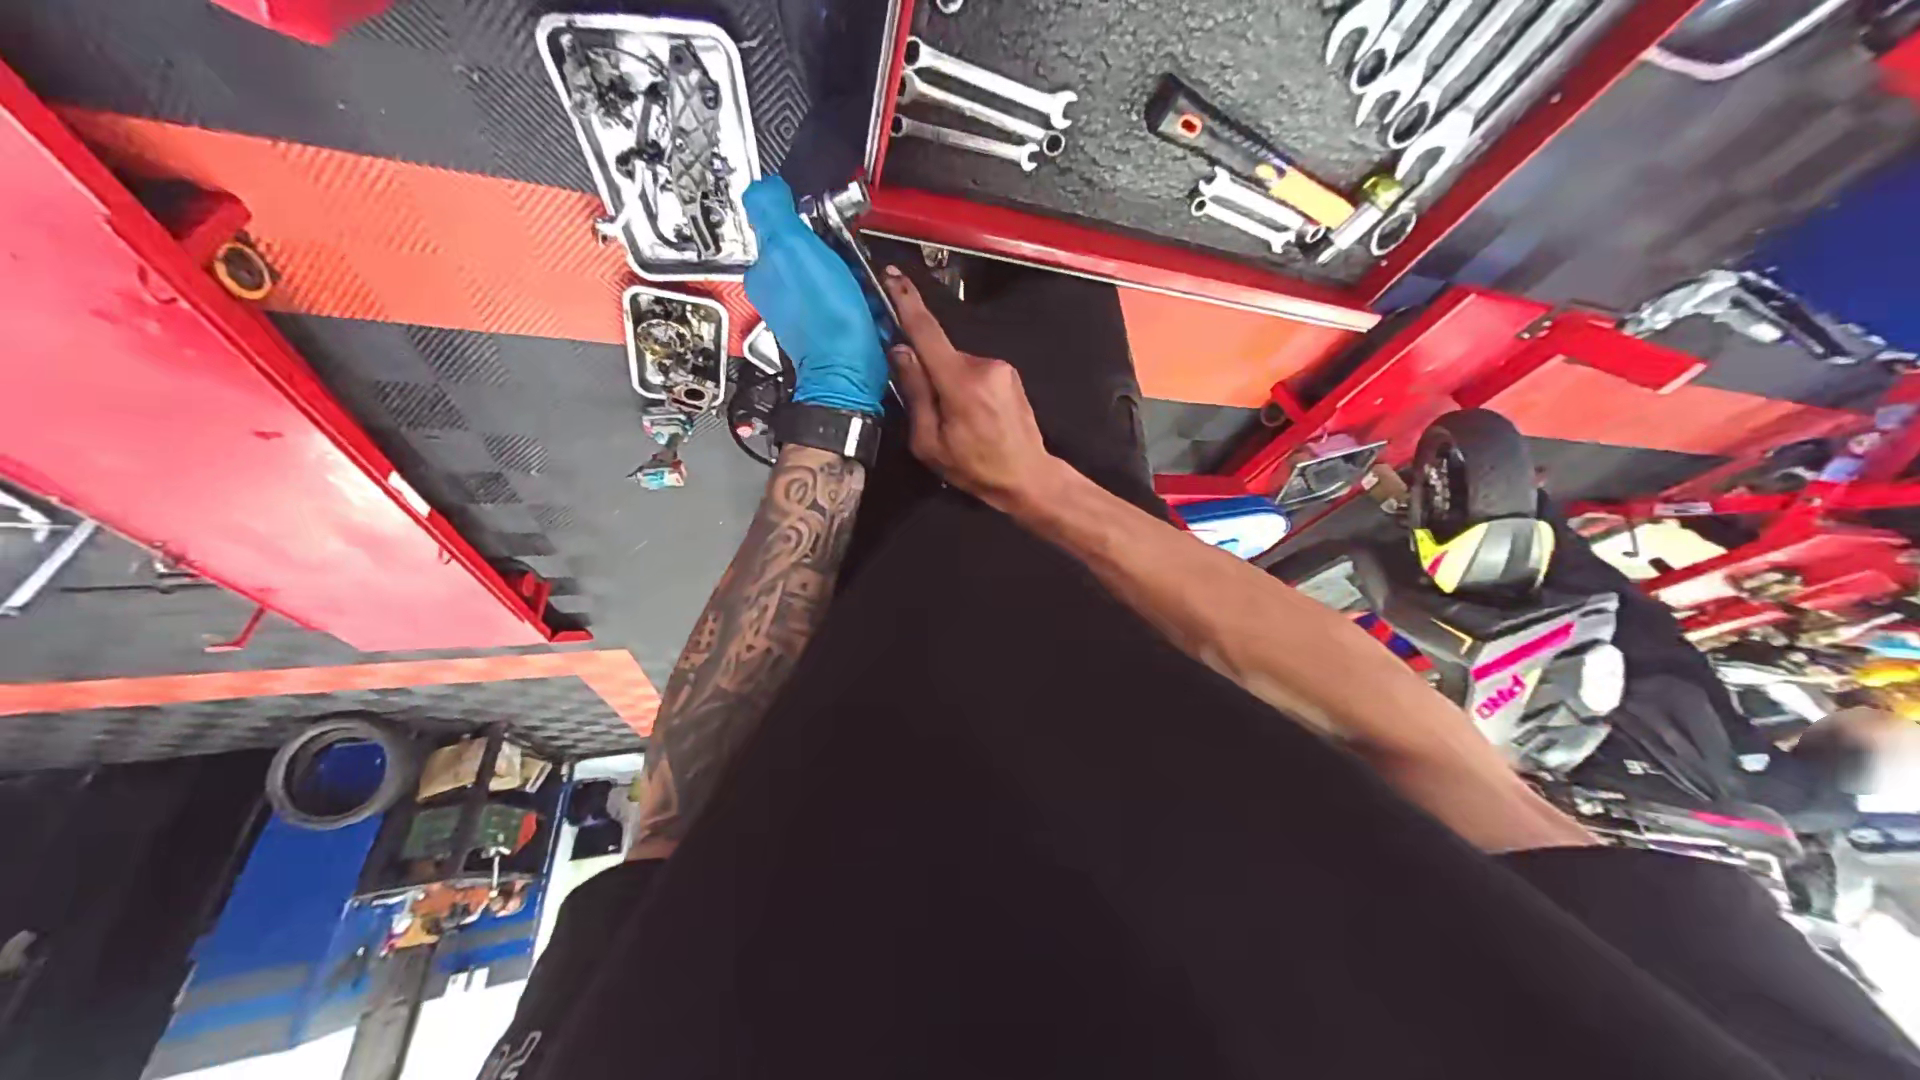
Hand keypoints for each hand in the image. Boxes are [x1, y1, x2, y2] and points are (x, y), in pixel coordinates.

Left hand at [742, 176, 888, 414]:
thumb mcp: (791, 248)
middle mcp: (781, 291)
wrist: (852, 372)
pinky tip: (864, 303)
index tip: (824, 227)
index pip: (782, 223)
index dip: (807, 219)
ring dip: (853, 273)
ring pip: (836, 269)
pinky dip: (862, 296)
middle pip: (812, 246)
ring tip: (857, 285)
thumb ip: (772, 210)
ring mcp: (808, 308)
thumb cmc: (827, 322)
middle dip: (836, 249)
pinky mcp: (834, 323)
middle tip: (846, 262)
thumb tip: (765, 185)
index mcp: (764, 271)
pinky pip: (852, 294)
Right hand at [881, 266, 1064, 511]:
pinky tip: (974, 417)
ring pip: (958, 364)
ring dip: (949, 384)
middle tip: (932, 414)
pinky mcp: (1010, 374)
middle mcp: (984, 365)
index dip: (906, 302)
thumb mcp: (929, 442)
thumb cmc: (975, 468)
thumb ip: (915, 392)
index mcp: (960, 383)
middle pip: (941, 354)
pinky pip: (975, 372)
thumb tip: (901, 351)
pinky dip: (966, 387)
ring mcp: (1001, 368)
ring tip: (959, 422)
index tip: (892, 276)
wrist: (1028, 477)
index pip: (927, 332)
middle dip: (929, 374)